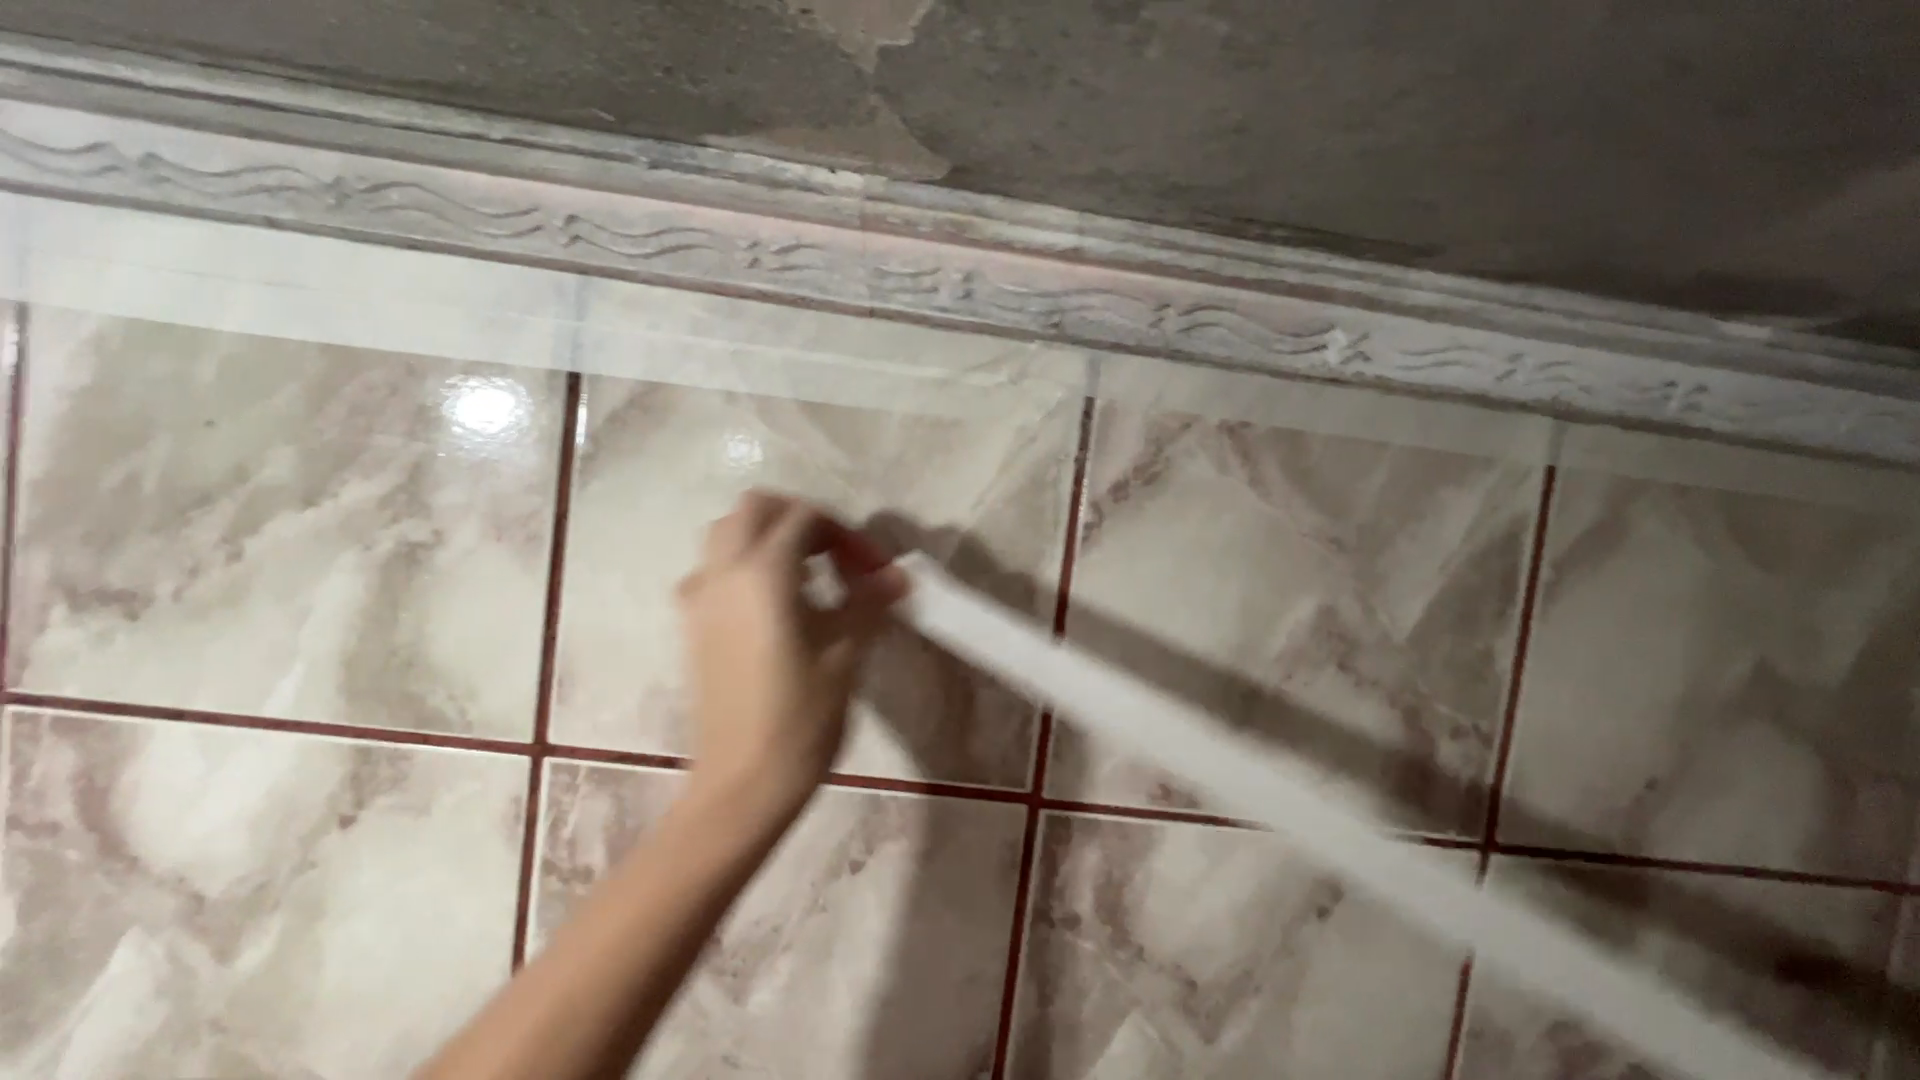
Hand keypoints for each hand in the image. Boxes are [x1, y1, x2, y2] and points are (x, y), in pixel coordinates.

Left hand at [677, 490, 909, 808]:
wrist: (744, 780)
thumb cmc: (801, 718)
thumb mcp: (846, 655)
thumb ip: (869, 602)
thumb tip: (898, 575)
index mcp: (763, 574)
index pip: (803, 518)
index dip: (844, 533)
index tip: (871, 568)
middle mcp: (723, 573)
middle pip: (754, 509)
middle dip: (797, 518)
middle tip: (834, 554)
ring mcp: (700, 598)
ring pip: (725, 534)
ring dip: (765, 537)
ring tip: (806, 576)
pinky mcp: (692, 625)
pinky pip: (711, 571)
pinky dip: (740, 566)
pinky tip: (770, 605)